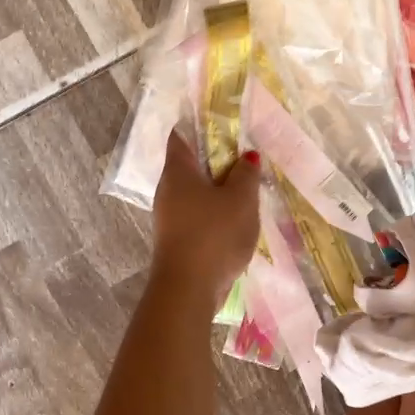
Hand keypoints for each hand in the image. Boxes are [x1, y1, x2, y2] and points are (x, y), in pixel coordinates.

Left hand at [150, 133, 259, 302]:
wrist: (187, 289)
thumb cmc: (213, 234)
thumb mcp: (240, 200)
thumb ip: (245, 174)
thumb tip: (246, 157)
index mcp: (178, 171)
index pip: (182, 136)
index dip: (201, 125)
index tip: (225, 124)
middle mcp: (167, 190)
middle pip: (190, 165)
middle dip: (216, 161)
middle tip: (246, 160)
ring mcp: (169, 217)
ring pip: (195, 193)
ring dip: (218, 190)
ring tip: (247, 191)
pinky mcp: (176, 240)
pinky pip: (197, 216)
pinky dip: (214, 213)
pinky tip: (235, 222)